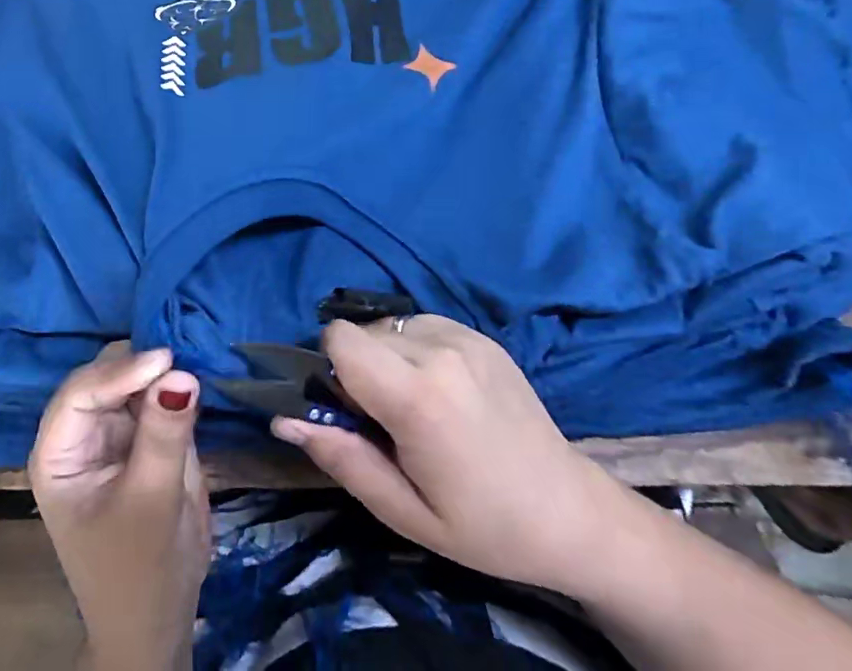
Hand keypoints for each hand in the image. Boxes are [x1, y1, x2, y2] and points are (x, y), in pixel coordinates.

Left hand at [30, 343, 207, 670]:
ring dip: (159, 372)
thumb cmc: (140, 568)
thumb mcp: (152, 501)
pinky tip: (193, 380)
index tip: (166, 360)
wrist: (159, 615)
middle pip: (103, 377)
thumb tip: (181, 374)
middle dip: (139, 365)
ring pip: (132, 381)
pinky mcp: (143, 439)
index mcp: (58, 454)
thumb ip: (163, 436)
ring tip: (192, 363)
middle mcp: (80, 435)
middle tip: (183, 360)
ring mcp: (113, 435)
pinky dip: (174, 387)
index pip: (79, 394)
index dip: (120, 371)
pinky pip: (156, 399)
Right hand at [272, 316, 648, 594]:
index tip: (349, 410)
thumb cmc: (481, 526)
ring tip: (416, 402)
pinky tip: (442, 389)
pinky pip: (423, 325)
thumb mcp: (402, 510)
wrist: (569, 511)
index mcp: (418, 396)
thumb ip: (341, 457)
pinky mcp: (483, 336)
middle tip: (384, 417)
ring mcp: (466, 337)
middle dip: (357, 366)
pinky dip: (415, 349)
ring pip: (390, 325)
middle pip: (361, 331)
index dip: (330, 370)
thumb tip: (282, 420)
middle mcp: (440, 350)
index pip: (340, 338)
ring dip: (386, 356)